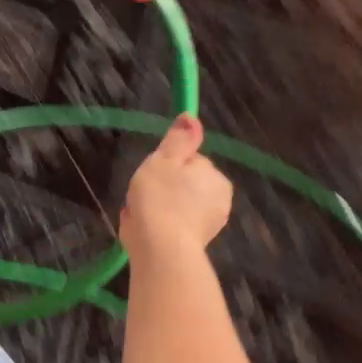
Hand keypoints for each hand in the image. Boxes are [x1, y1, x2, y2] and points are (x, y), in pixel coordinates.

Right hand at [121, 114, 231, 264]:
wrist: (161, 244)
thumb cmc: (159, 196)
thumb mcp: (164, 160)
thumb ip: (179, 139)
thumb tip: (191, 117)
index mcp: (214, 176)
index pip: (188, 159)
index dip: (166, 162)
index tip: (152, 172)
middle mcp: (220, 197)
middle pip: (186, 179)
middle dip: (166, 182)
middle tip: (144, 188)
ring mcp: (211, 220)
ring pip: (181, 198)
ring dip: (163, 200)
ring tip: (141, 206)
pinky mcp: (197, 237)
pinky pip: (177, 218)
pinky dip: (163, 217)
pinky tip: (145, 220)